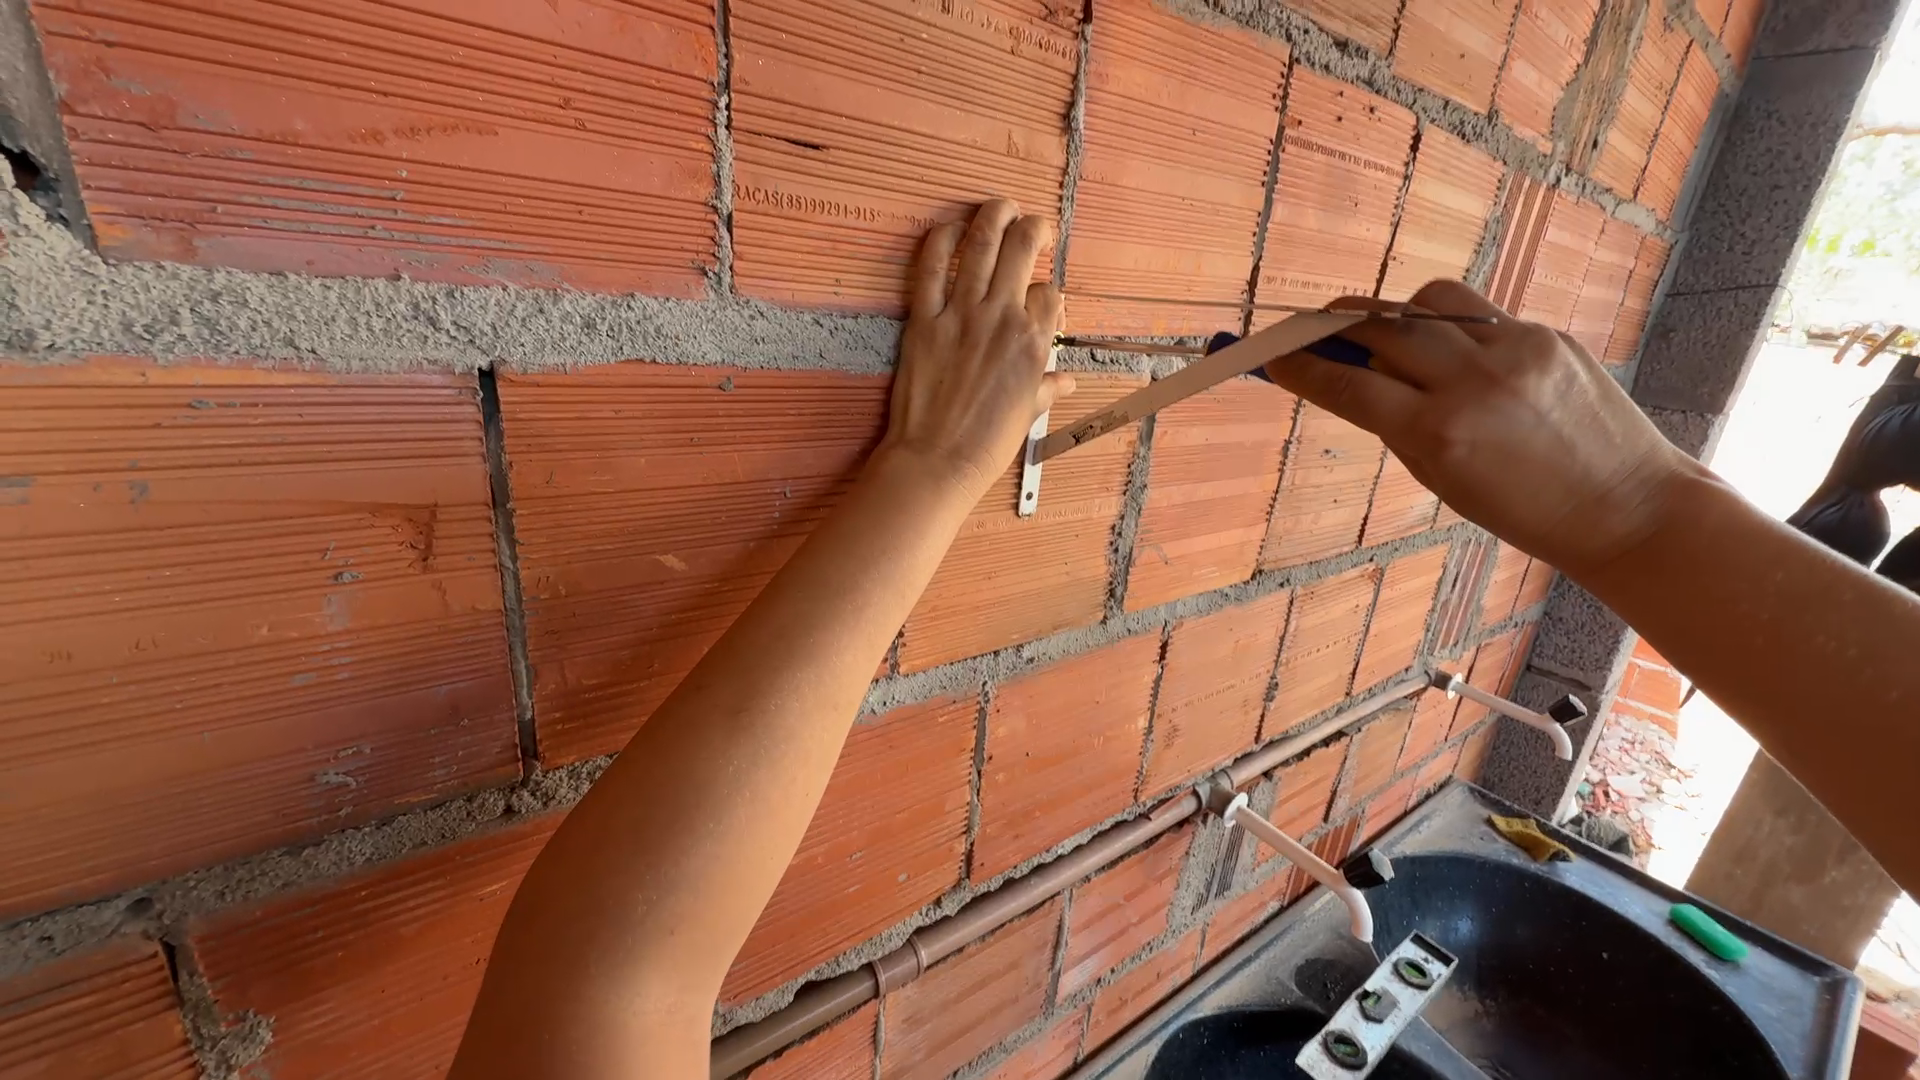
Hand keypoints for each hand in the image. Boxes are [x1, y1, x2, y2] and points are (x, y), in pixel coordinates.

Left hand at [878, 199, 1075, 502]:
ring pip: (981, 245)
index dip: (1047, 287)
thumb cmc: (986, 444)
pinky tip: (947, 228)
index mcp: (1034, 344)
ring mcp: (962, 315)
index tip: (1039, 292)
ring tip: (999, 205)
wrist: (939, 460)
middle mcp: (1003, 319)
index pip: (1050, 293)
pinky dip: (939, 240)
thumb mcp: (1026, 415)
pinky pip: (931, 267)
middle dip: (1032, 227)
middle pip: (1023, 249)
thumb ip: (1045, 388)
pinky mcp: (924, 319)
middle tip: (1031, 223)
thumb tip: (1065, 380)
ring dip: (993, 215)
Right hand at [1263, 280, 1703, 573]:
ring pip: (1426, 303)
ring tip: (1381, 333)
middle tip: (1310, 327)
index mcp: (1437, 434)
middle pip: (1382, 328)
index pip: (1347, 387)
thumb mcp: (1434, 474)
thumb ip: (1390, 420)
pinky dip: (1441, 322)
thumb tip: (1349, 375)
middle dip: (1336, 324)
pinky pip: (1473, 311)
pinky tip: (1443, 346)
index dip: (1301, 368)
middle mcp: (1472, 383)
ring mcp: (1515, 350)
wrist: (1622, 503)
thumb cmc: (1514, 507)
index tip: (1272, 357)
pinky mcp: (1544, 334)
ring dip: (1391, 314)